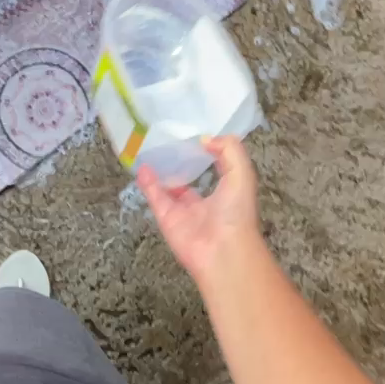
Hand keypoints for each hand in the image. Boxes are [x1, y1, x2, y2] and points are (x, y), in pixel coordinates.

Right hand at [137, 135, 263, 286]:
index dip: (204, 151)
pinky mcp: (166, 218)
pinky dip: (147, 182)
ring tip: (150, 149)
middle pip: (187, 178)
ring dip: (159, 170)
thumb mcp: (242, 173)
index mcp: (224, 192)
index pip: (212, 168)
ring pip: (167, 187)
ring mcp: (182, 211)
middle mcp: (203, 202)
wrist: (223, 250)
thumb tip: (205, 138)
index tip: (193, 133)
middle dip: (179, 161)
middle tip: (167, 139)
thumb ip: (229, 150)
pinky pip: (154, 196)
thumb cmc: (236, 211)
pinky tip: (142, 165)